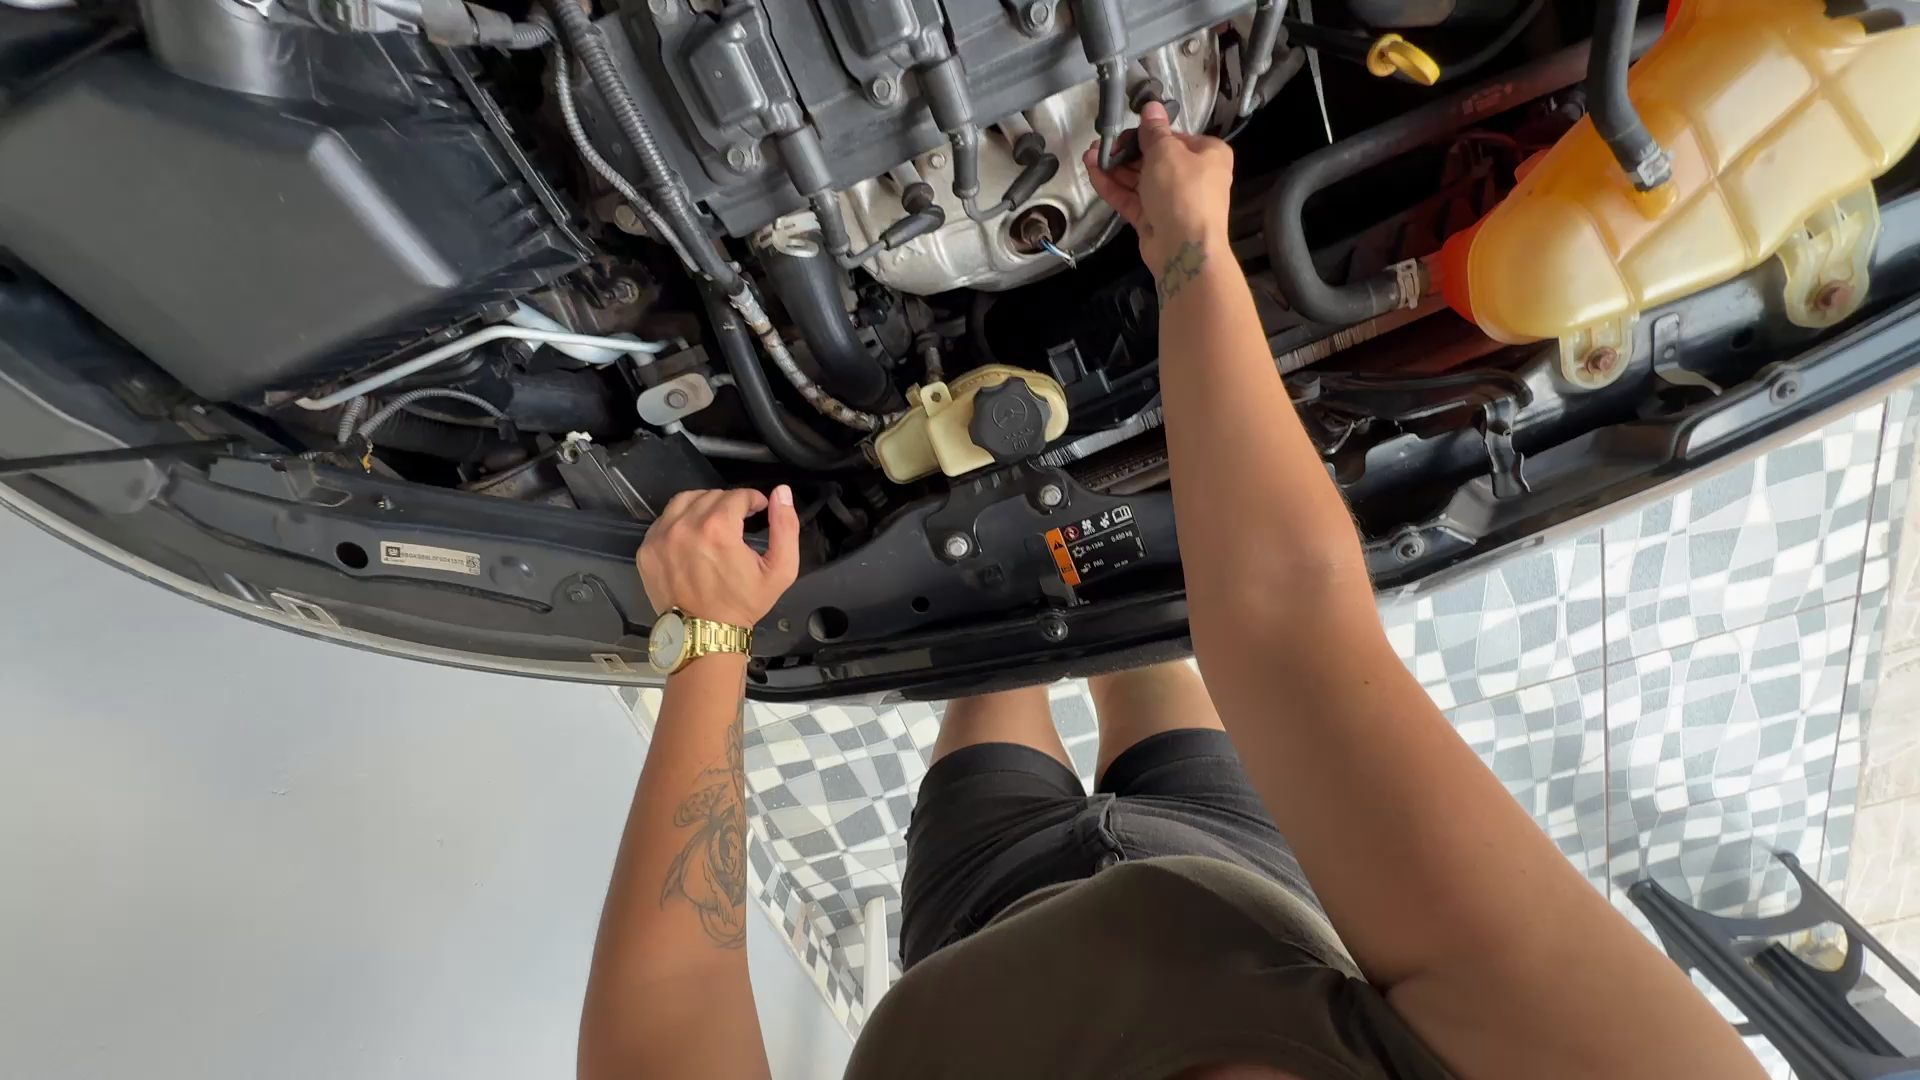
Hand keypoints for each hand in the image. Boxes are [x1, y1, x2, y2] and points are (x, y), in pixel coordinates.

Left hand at [637, 485, 799, 627]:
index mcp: (718, 530)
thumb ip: (786, 527)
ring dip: (704, 505)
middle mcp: (685, 528)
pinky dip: (681, 521)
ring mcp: (661, 538)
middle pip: (711, 495)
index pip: (737, 495)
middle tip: (739, 521)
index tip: (758, 509)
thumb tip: (781, 493)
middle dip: (730, 503)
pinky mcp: (647, 550)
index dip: (753, 499)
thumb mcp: (781, 570)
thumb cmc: (744, 603)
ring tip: (715, 523)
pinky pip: (664, 520)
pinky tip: (694, 537)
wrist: (706, 633)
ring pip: (684, 501)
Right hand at [1083, 101, 1234, 282]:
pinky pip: (1132, 199)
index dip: (1147, 134)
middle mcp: (1191, 176)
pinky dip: (1114, 188)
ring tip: (1089, 158)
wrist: (1184, 248)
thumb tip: (1151, 106)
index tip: (1124, 133)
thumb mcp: (1166, 152)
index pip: (1173, 138)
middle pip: (1153, 160)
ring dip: (1114, 169)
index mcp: (1207, 154)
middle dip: (1124, 153)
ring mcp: (1171, 201)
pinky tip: (1094, 174)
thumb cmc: (1182, 191)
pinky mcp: (1153, 220)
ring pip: (1139, 180)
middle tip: (1100, 146)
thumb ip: (1153, 131)